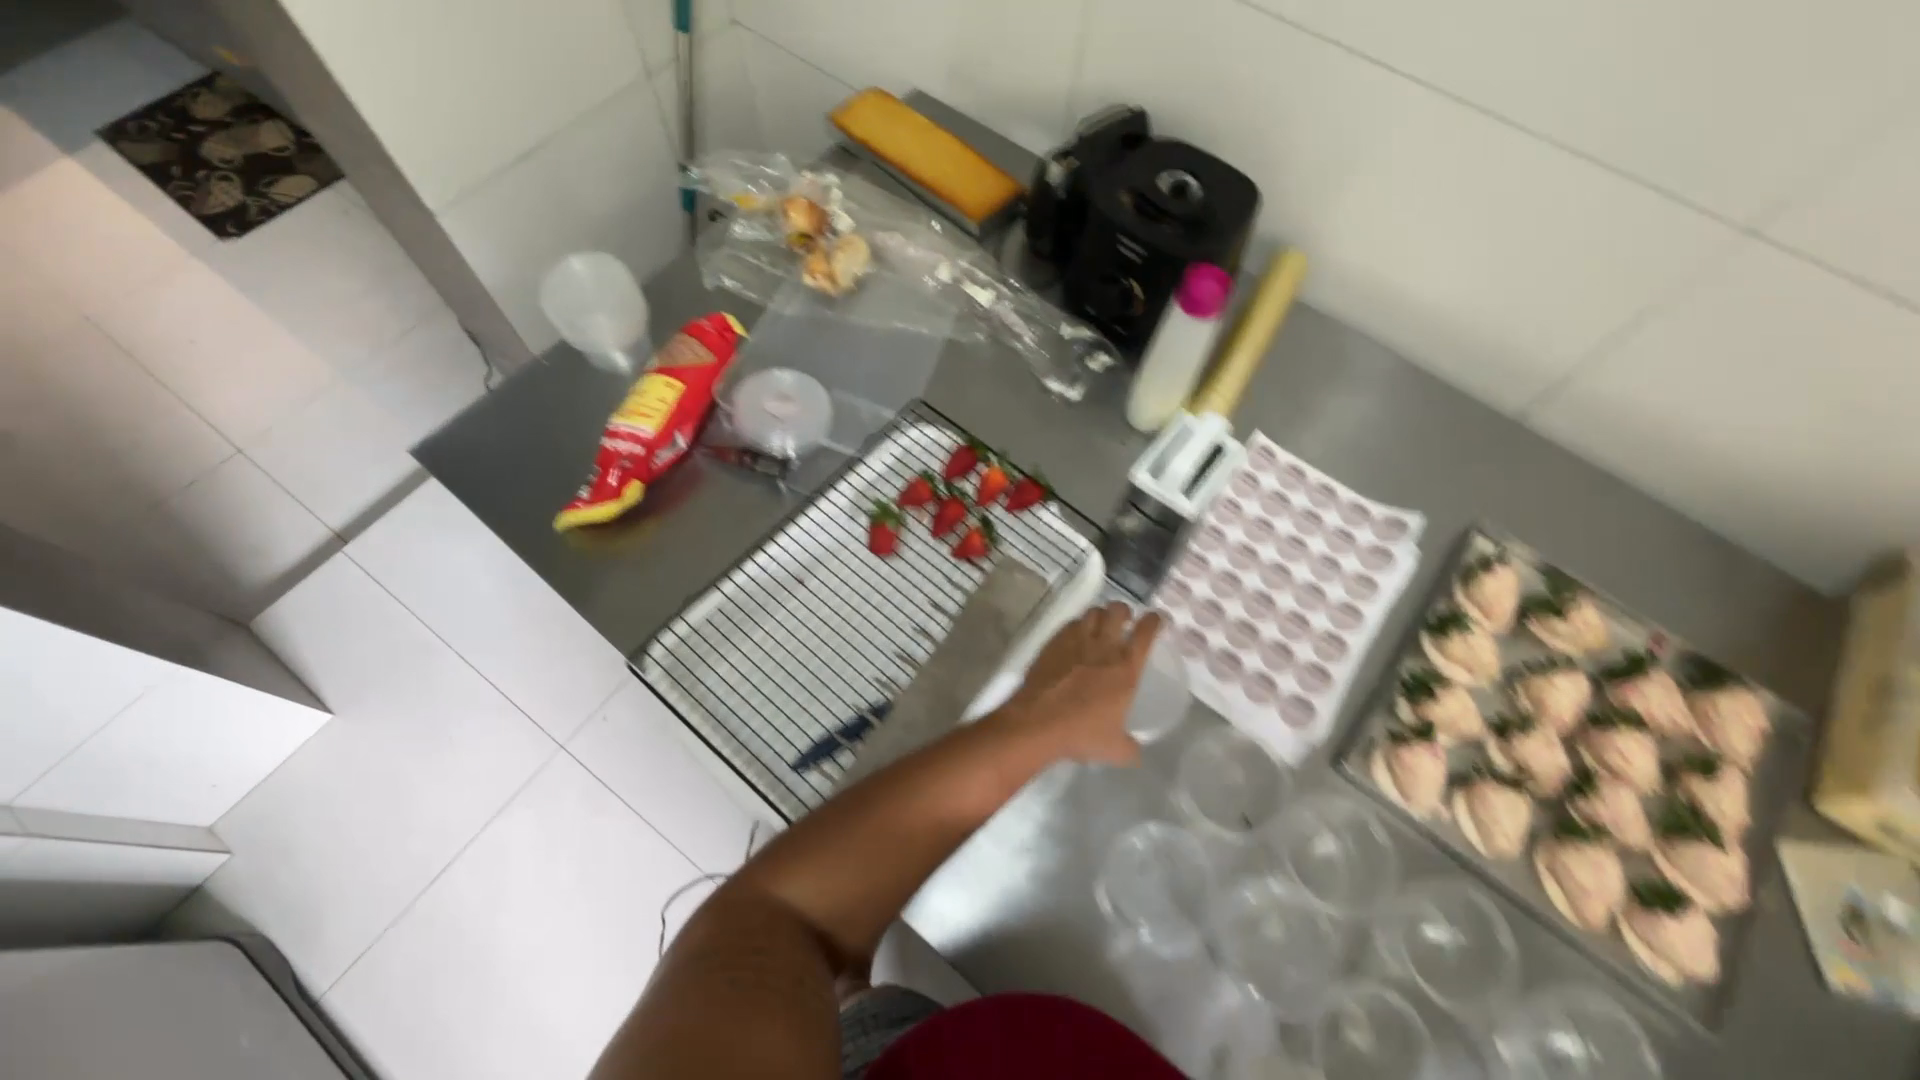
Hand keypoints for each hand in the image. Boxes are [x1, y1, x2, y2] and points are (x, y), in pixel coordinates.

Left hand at [999, 602, 1162, 765]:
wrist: (1037, 722)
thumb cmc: (1081, 733)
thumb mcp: (1114, 749)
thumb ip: (1130, 747)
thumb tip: (1135, 751)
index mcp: (1125, 668)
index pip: (1146, 632)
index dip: (1155, 621)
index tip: (1156, 620)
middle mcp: (1103, 648)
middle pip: (1118, 610)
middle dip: (1124, 611)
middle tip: (1124, 622)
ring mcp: (1076, 641)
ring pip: (1093, 612)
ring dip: (1100, 615)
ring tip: (1100, 625)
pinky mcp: (1053, 643)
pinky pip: (1070, 624)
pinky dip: (1077, 625)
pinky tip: (1075, 637)